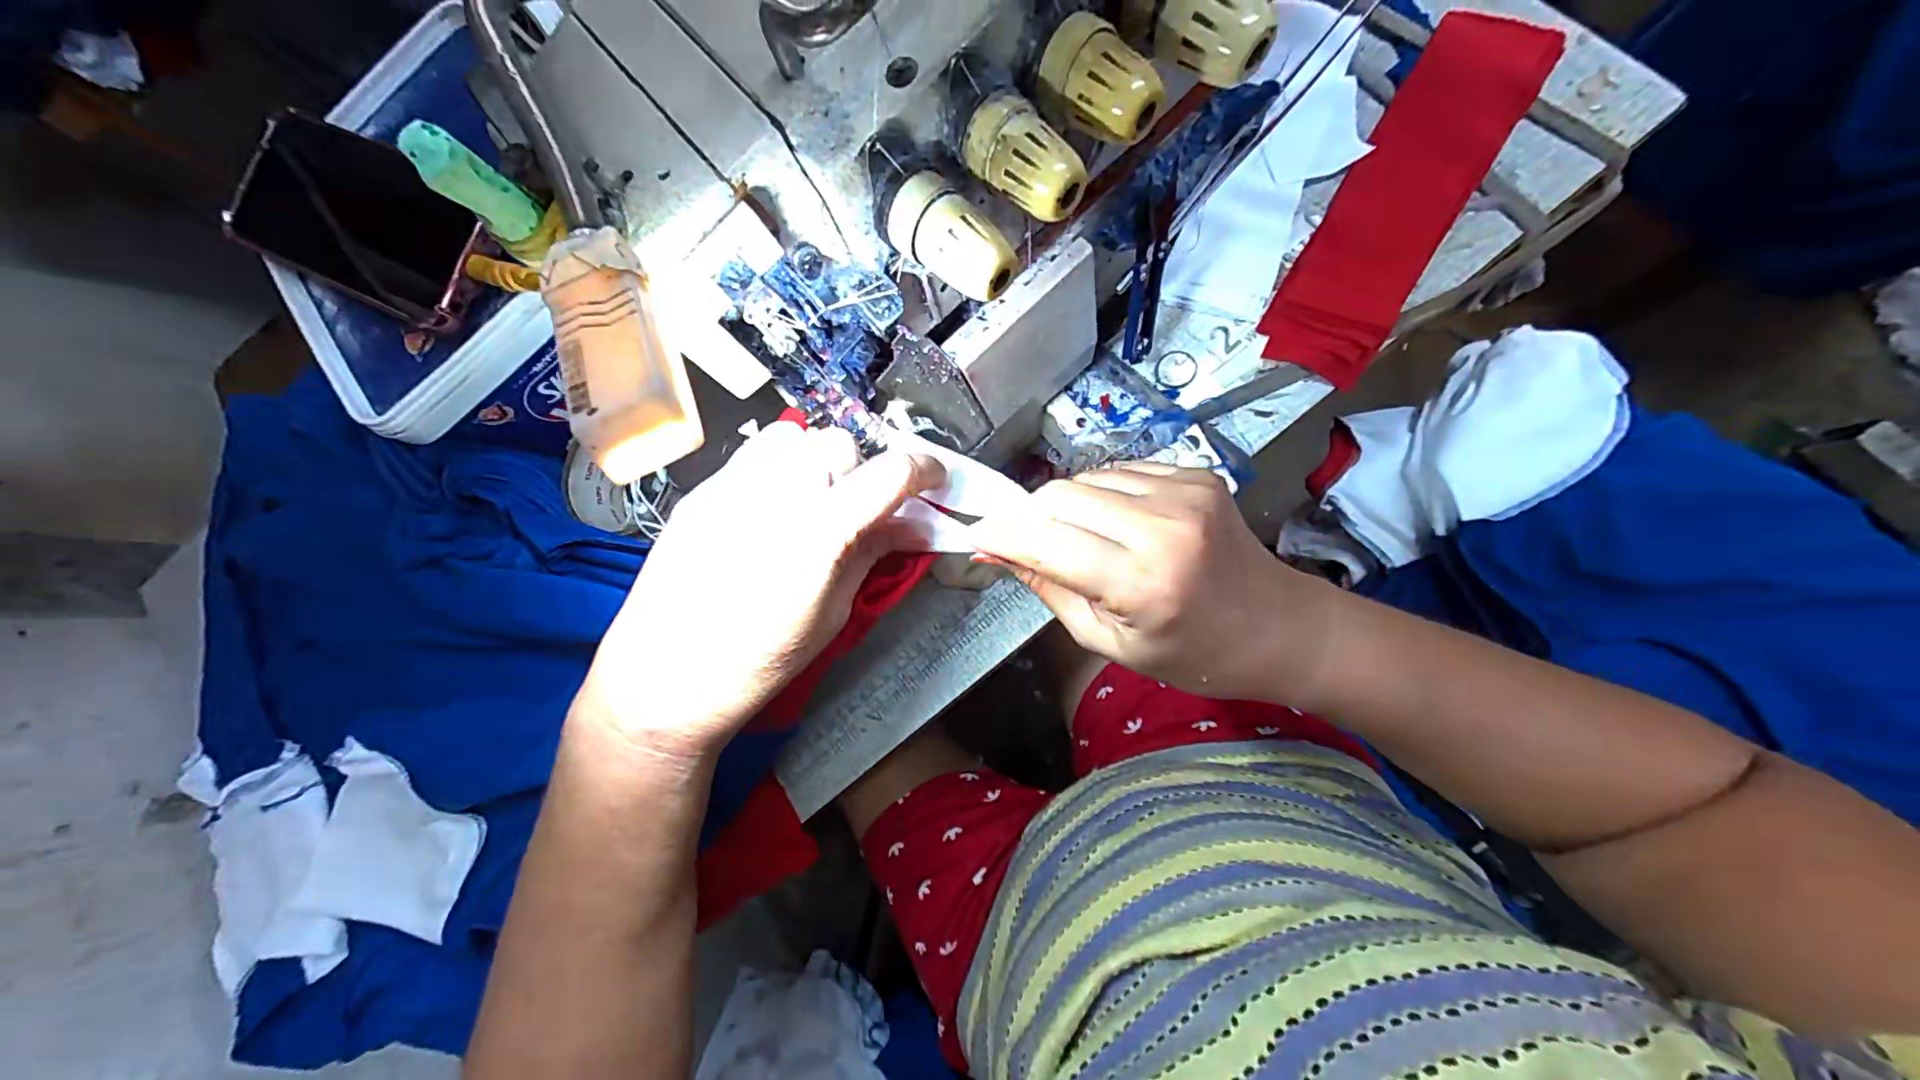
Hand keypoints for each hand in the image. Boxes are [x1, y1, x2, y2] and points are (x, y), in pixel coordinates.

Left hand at [573, 422, 944, 758]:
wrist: (665, 678)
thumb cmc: (754, 663)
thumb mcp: (834, 612)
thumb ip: (872, 552)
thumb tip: (910, 523)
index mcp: (818, 532)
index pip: (891, 472)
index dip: (925, 470)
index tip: (933, 480)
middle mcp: (775, 493)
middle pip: (841, 444)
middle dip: (863, 471)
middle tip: (864, 509)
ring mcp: (731, 485)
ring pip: (796, 437)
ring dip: (819, 461)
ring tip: (815, 502)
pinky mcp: (703, 490)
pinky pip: (754, 454)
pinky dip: (779, 468)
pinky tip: (774, 508)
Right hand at [968, 463, 1336, 701]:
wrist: (1277, 626)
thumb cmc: (1191, 654)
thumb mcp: (1109, 640)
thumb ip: (1048, 588)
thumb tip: (994, 551)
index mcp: (1142, 581)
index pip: (1046, 539)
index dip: (1002, 534)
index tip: (977, 536)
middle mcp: (1163, 525)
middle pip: (1059, 496)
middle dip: (1032, 518)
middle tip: (1031, 545)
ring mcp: (1184, 491)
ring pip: (1085, 478)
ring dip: (1068, 506)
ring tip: (1087, 541)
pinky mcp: (1195, 474)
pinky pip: (1120, 472)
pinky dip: (1104, 496)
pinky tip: (1122, 526)